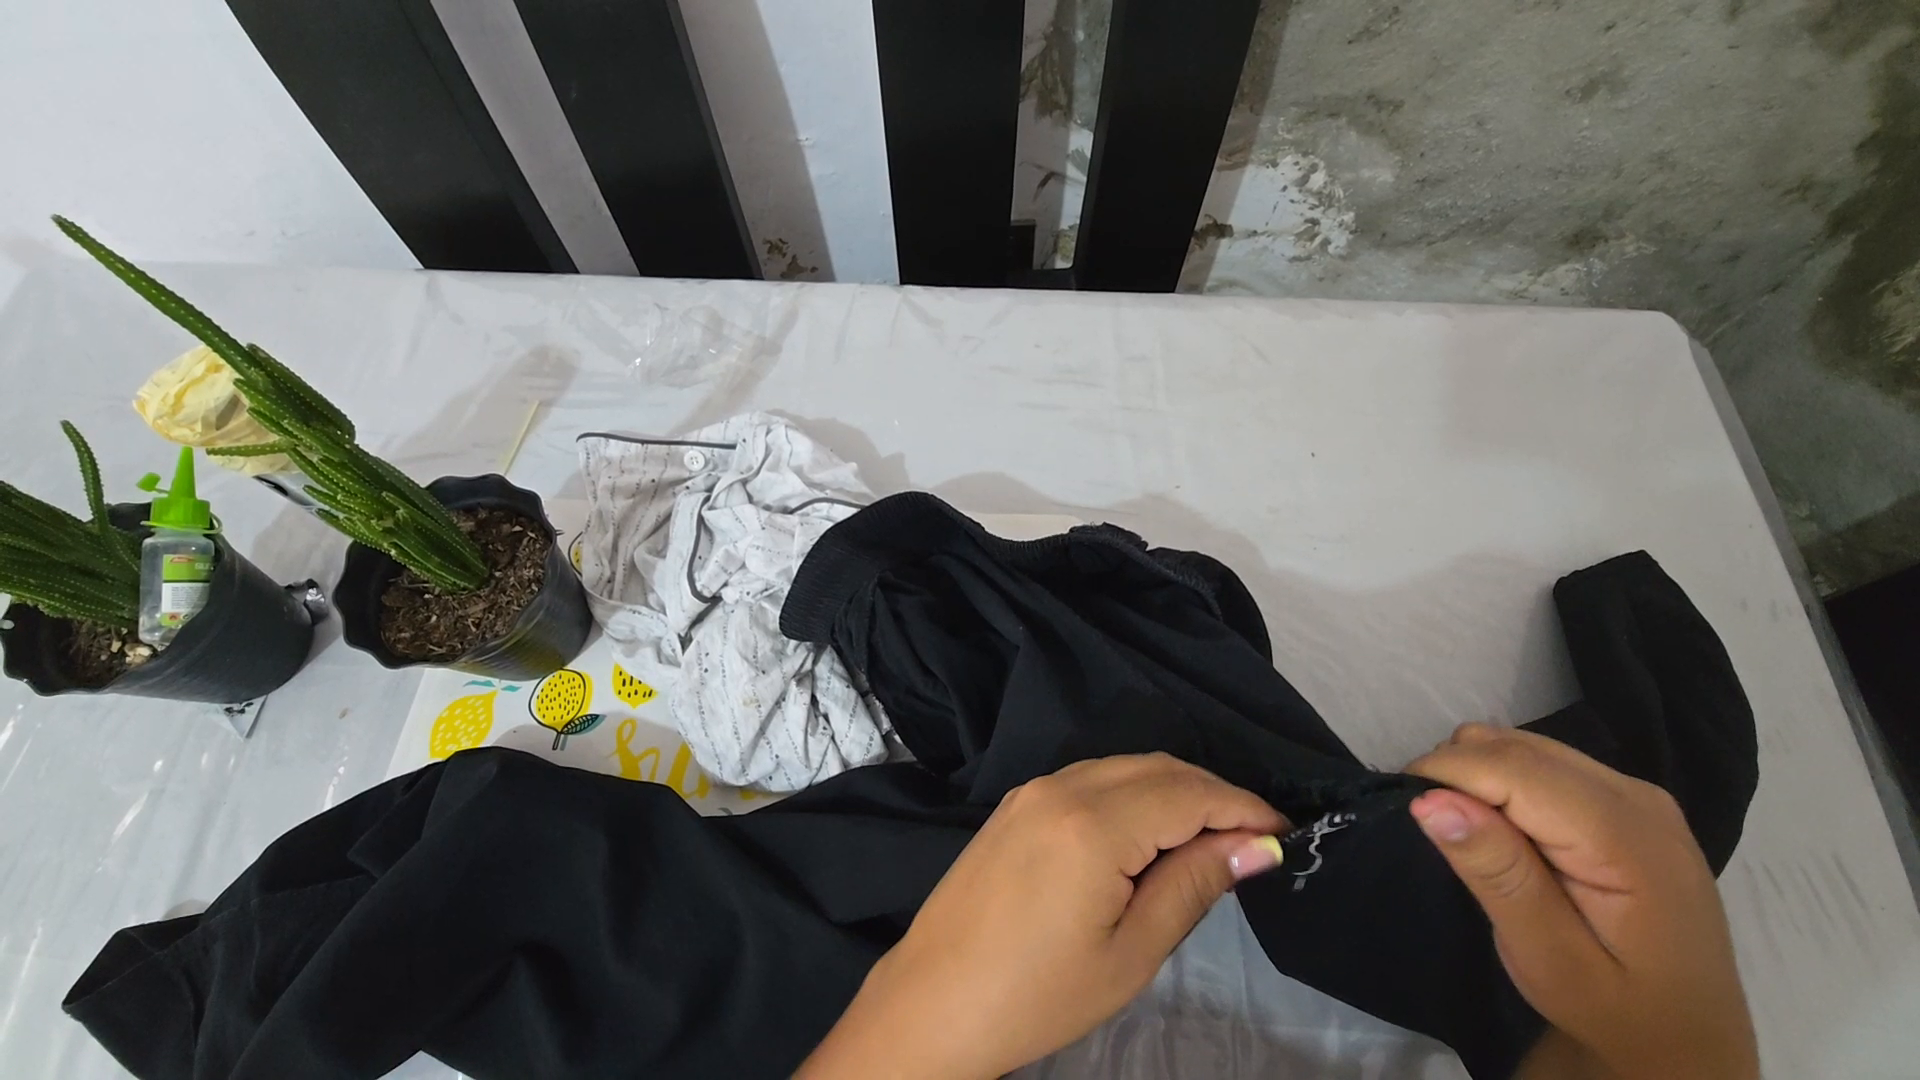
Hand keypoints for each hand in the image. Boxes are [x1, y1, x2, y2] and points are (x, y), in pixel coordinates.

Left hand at [795, 753, 1288, 1079]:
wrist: (934, 1001)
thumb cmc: (1039, 994)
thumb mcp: (1131, 952)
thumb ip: (1192, 884)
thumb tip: (1257, 845)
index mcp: (1092, 823)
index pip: (1188, 793)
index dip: (1242, 807)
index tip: (1285, 832)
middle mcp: (1061, 788)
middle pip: (1158, 768)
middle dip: (1212, 795)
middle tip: (1253, 841)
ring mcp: (1032, 791)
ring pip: (1124, 767)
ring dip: (1173, 791)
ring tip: (1209, 841)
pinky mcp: (1015, 804)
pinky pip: (1090, 779)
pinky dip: (1132, 793)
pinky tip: (1147, 833)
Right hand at [1406, 723, 1757, 1079]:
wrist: (1685, 1042)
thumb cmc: (1616, 1010)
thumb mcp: (1548, 959)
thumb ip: (1498, 874)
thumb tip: (1429, 800)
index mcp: (1626, 837)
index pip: (1509, 766)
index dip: (1443, 774)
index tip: (1409, 814)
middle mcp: (1635, 796)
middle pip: (1512, 747)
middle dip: (1455, 775)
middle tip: (1441, 837)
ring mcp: (1633, 792)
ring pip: (1517, 745)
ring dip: (1474, 777)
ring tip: (1472, 839)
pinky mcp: (1621, 798)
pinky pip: (1536, 759)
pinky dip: (1498, 780)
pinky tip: (1503, 833)